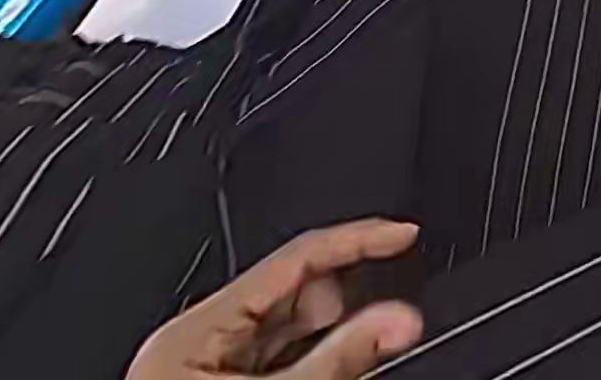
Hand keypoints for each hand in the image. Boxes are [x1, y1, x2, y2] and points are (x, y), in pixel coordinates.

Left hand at [127, 220, 423, 379]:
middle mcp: (197, 342)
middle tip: (380, 324)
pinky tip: (325, 372)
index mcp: (195, 331)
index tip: (404, 234)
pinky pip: (280, 355)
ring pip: (292, 326)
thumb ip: (339, 358)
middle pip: (297, 291)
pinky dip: (311, 360)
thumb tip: (401, 318)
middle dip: (343, 306)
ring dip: (329, 338)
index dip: (359, 239)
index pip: (298, 255)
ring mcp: (206, 368)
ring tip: (348, 361)